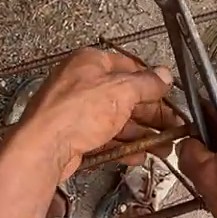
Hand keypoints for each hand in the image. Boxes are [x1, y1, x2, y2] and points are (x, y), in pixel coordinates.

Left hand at [13, 48, 174, 177]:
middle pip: (125, 97)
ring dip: (142, 134)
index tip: (168, 96)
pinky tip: (139, 155)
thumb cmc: (74, 112)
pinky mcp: (74, 137)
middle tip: (171, 126)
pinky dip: (124, 147)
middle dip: (151, 114)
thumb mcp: (121, 91)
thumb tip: (163, 76)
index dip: (152, 83)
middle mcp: (81, 84)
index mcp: (90, 62)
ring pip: (116, 121)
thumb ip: (146, 84)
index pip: (129, 67)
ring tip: (162, 146)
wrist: (45, 147)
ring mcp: (76, 112)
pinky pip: (105, 139)